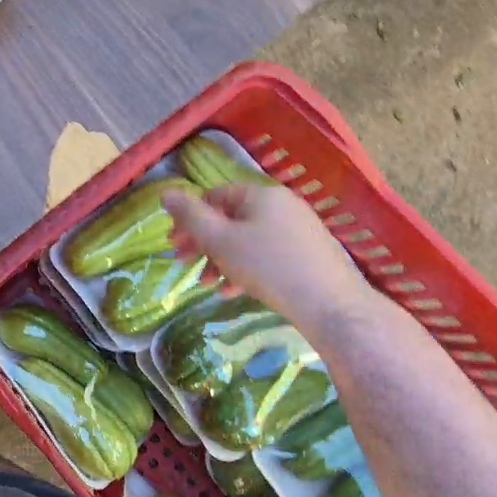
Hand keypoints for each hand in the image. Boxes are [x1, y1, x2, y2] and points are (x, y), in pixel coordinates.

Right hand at [162, 184, 375, 333]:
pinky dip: (245, 269)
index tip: (173, 243)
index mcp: (261, 195)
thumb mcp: (218, 240)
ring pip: (246, 240)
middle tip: (182, 264)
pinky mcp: (308, 253)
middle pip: (230, 219)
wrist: (329, 302)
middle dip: (202, 243)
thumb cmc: (266, 266)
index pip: (215, 196)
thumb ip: (189, 216)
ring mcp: (298, 229)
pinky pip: (266, 254)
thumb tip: (166, 193)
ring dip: (220, 260)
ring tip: (207, 284)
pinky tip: (234, 291)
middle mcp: (282, 206)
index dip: (189, 219)